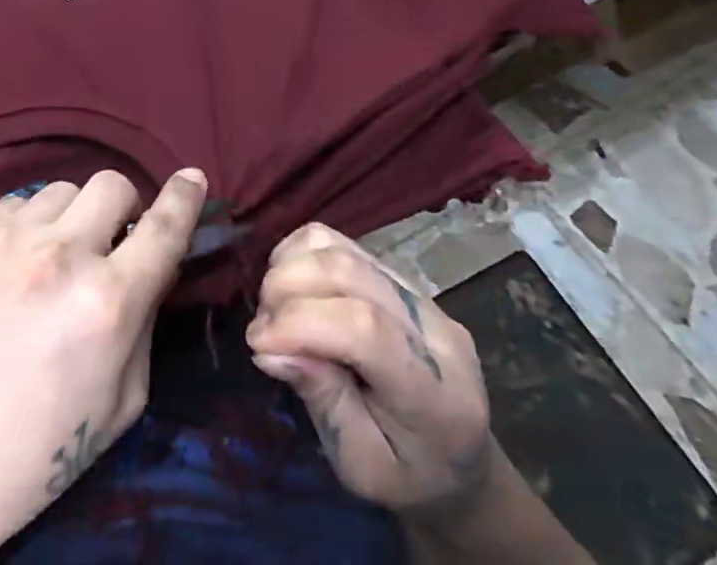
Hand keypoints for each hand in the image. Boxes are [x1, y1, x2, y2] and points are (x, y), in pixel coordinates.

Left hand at [0, 169, 206, 564]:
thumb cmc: (45, 445)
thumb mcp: (126, 397)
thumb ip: (144, 317)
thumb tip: (151, 262)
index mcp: (108, 301)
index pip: (163, 227)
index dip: (184, 197)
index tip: (191, 178)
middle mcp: (58, 255)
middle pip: (110, 184)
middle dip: (121, 210)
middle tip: (108, 243)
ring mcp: (2, 239)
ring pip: (59, 190)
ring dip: (68, 219)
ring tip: (48, 263)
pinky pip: (10, 206)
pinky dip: (21, 228)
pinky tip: (6, 271)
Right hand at [246, 221, 494, 519]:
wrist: (459, 462)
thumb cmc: (407, 475)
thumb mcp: (361, 466)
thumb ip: (323, 402)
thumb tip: (269, 349)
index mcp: (436, 392)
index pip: (364, 328)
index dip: (298, 324)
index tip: (257, 345)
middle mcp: (435, 329)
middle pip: (347, 272)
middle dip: (283, 291)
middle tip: (262, 333)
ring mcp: (419, 294)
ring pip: (337, 248)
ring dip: (286, 270)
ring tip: (275, 312)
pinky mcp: (397, 276)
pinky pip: (337, 242)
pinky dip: (297, 256)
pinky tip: (291, 293)